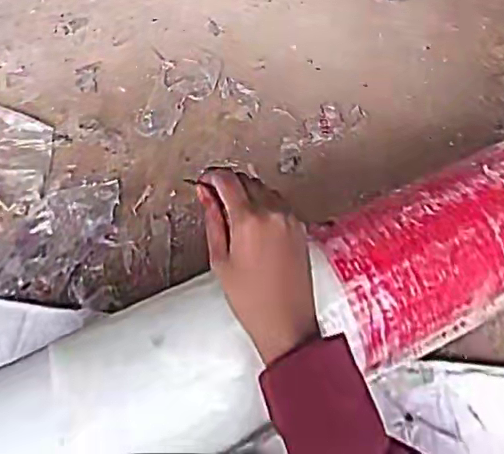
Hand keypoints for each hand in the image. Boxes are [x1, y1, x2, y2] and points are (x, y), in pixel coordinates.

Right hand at [197, 168, 318, 365]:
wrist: (288, 326)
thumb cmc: (253, 301)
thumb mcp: (220, 259)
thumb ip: (212, 219)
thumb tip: (205, 195)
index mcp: (249, 220)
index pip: (227, 179)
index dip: (211, 176)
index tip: (204, 181)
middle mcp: (272, 213)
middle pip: (245, 179)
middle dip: (227, 183)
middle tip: (214, 197)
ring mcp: (289, 218)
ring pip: (262, 187)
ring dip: (246, 191)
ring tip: (233, 212)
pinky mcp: (299, 227)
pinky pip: (277, 201)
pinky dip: (263, 202)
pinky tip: (253, 221)